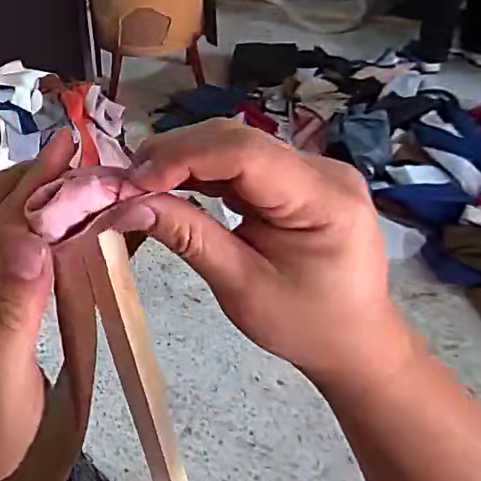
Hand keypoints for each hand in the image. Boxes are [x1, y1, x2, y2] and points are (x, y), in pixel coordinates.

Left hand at [0, 131, 73, 480]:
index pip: (10, 219)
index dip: (45, 183)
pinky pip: (1, 236)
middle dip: (35, 170)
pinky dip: (28, 211)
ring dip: (28, 184)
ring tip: (71, 167)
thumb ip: (13, 309)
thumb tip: (31, 241)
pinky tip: (54, 214)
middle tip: (80, 148)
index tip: (81, 153)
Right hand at [116, 119, 418, 389]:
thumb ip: (187, 236)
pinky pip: (238, 159)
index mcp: (325, 200)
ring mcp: (310, 168)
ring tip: (139, 184)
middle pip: (235, 139)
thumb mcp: (241, 287)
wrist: (355, 342)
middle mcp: (322, 170)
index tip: (133, 182)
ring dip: (180, 158)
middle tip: (125, 184)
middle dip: (174, 154)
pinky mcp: (294, 175)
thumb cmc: (304, 325)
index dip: (183, 158)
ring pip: (232, 142)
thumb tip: (126, 204)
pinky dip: (198, 169)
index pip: (245, 154)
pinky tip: (169, 184)